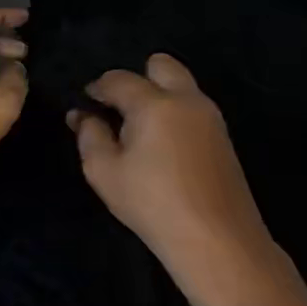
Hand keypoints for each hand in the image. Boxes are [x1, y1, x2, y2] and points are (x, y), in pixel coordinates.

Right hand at [68, 54, 272, 268]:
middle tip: (121, 111)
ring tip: (140, 133)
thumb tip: (82, 115)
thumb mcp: (104, 172)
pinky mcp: (224, 137)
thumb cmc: (152, 204)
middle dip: (137, 78)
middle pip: (161, 65)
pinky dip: (175, 114)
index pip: (118, 79)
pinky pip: (193, 108)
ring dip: (158, 96)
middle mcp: (186, 99)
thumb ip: (89, 135)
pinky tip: (164, 149)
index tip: (86, 106)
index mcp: (155, 103)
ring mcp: (211, 117)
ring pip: (181, 86)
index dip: (97, 89)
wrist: (218, 241)